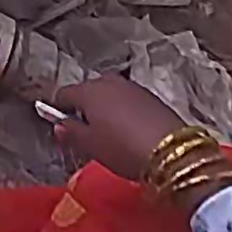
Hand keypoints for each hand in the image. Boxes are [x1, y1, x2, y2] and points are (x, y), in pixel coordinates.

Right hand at [52, 76, 186, 180]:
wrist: (173, 151)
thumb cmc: (123, 148)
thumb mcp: (93, 147)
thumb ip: (71, 133)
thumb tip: (58, 125)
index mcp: (87, 90)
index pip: (63, 94)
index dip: (59, 109)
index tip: (62, 126)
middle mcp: (106, 80)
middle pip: (86, 92)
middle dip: (84, 108)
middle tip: (88, 134)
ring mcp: (128, 85)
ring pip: (107, 94)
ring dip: (105, 108)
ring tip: (111, 133)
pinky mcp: (148, 94)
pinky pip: (126, 99)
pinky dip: (123, 110)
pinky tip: (130, 130)